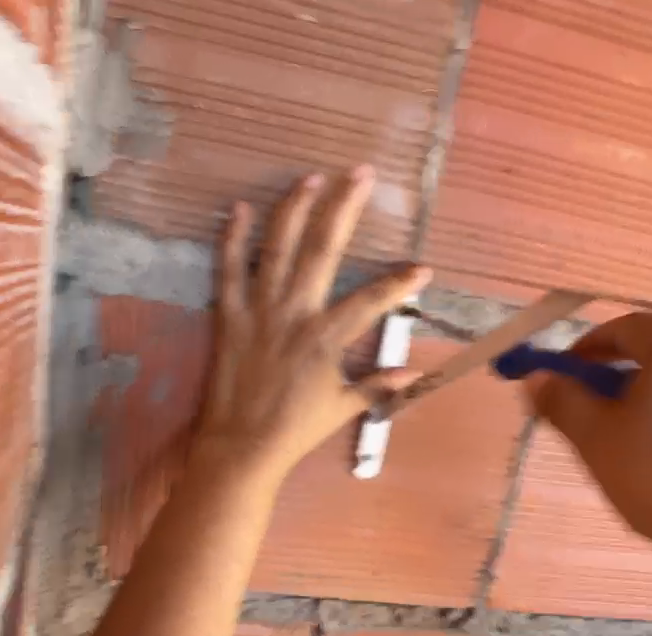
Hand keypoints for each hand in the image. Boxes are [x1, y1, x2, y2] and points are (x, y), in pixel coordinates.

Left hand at [192, 167, 430, 483]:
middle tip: (361, 173)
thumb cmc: (294, 430)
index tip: (423, 267)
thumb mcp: (342, 409)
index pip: (371, 301)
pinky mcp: (229, 316)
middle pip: (323, 250)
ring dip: (293, 208)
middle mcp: (295, 313)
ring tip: (310, 177)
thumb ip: (378, 386)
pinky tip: (237, 208)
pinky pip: (228, 270)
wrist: (241, 446)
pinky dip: (231, 239)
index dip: (399, 283)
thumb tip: (416, 372)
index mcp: (326, 338)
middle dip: (345, 207)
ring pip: (277, 248)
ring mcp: (259, 310)